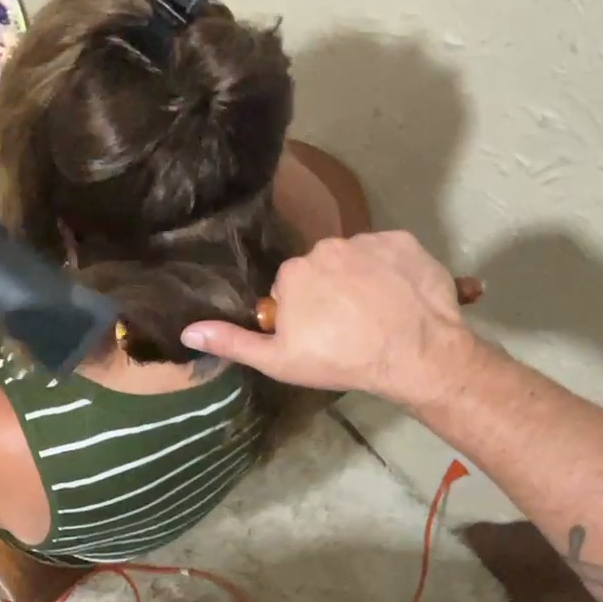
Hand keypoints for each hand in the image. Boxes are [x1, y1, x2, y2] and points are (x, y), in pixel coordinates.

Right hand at [179, 232, 480, 406]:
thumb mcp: (278, 360)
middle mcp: (326, 247)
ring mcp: (368, 241)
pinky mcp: (404, 241)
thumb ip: (232, 342)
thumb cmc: (339, 360)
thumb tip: (187, 332)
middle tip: (346, 328)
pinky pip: (388, 253)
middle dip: (329, 293)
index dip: (301, 313)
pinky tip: (398, 299)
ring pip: (354, 260)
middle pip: (321, 270)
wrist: (414, 354)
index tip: (317, 336)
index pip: (290, 288)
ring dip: (360, 281)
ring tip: (376, 315)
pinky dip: (390, 271)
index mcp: (292, 272)